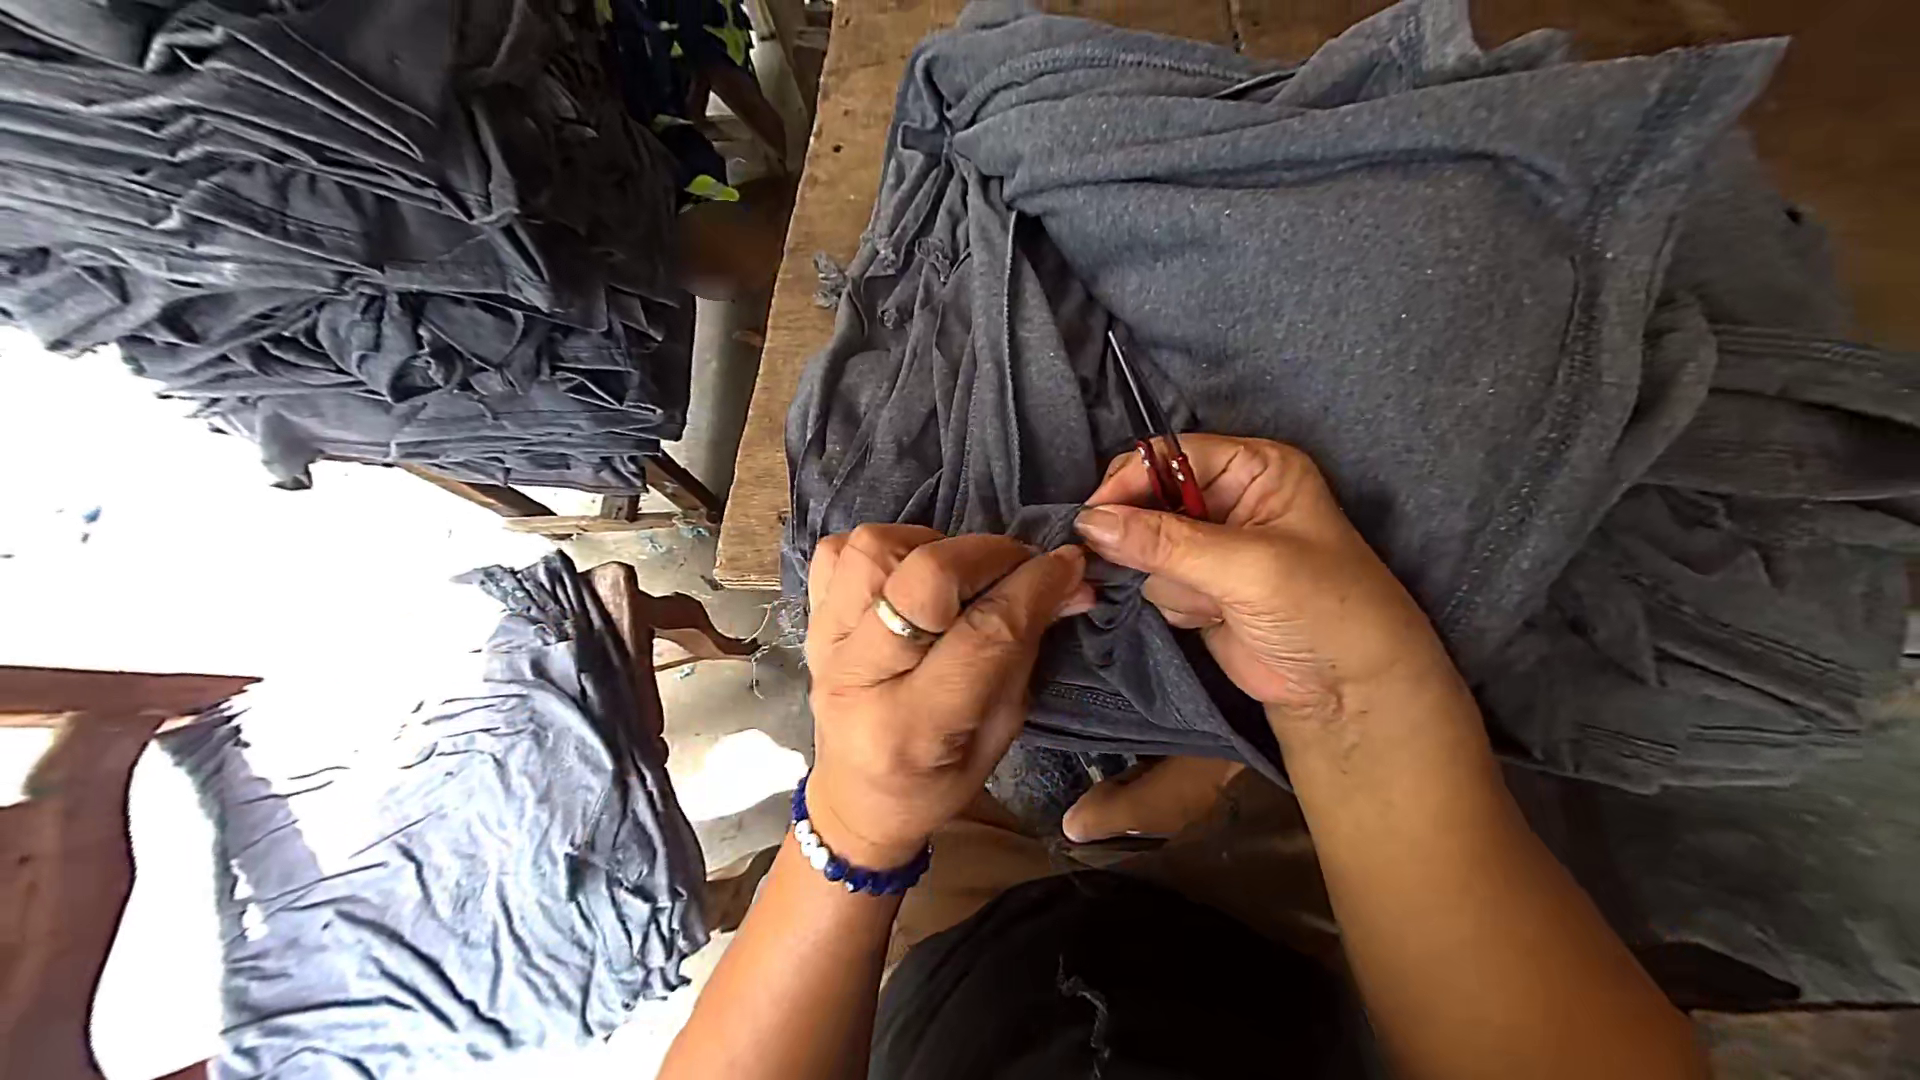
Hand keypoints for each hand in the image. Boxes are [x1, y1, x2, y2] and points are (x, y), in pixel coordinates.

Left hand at [804, 525, 1093, 867]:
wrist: (856, 798)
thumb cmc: (936, 780)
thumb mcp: (999, 731)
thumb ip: (1027, 650)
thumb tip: (1069, 583)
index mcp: (912, 726)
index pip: (984, 632)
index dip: (1035, 587)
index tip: (1068, 565)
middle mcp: (858, 676)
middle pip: (925, 577)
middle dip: (989, 555)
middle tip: (1021, 563)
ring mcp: (826, 642)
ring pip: (875, 548)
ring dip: (933, 544)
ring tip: (960, 570)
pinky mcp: (812, 620)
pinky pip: (838, 552)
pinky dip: (883, 549)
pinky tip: (908, 573)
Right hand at [1075, 435, 1463, 738]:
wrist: (1345, 692)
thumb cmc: (1323, 610)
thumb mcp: (1247, 566)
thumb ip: (1165, 541)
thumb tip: (1090, 523)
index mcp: (1253, 468)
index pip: (1170, 456)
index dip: (1130, 480)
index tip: (1095, 516)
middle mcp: (1226, 498)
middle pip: (1147, 498)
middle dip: (1146, 535)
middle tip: (1156, 564)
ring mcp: (1207, 545)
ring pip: (1143, 546)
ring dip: (1169, 578)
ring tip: (1214, 601)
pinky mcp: (1193, 584)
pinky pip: (1150, 580)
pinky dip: (1173, 601)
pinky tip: (1210, 616)